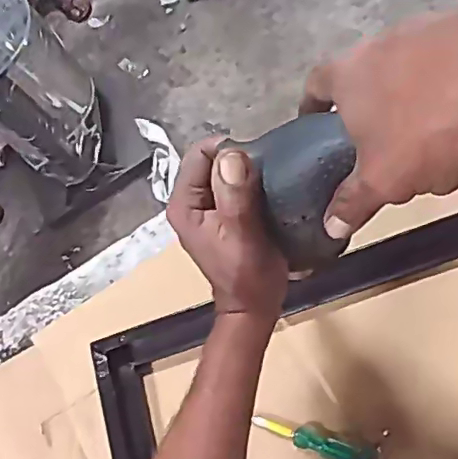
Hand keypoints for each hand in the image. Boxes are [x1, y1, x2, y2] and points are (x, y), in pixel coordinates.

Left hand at [169, 138, 287, 319]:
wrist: (254, 307)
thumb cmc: (247, 275)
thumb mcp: (242, 233)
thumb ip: (235, 195)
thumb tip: (233, 155)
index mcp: (184, 204)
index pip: (201, 153)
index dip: (231, 151)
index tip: (259, 164)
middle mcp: (191, 203)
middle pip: (214, 161)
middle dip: (242, 162)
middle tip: (269, 176)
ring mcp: (208, 210)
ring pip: (228, 174)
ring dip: (250, 174)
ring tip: (273, 184)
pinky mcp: (225, 217)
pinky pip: (238, 188)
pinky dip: (254, 187)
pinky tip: (271, 194)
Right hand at [300, 0, 457, 238]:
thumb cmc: (432, 124)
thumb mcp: (385, 180)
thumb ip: (354, 201)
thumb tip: (332, 225)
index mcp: (347, 74)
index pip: (315, 87)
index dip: (312, 107)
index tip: (314, 122)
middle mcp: (382, 41)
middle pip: (368, 79)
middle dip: (376, 112)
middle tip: (386, 148)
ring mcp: (429, 29)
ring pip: (415, 76)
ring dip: (422, 105)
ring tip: (440, 142)